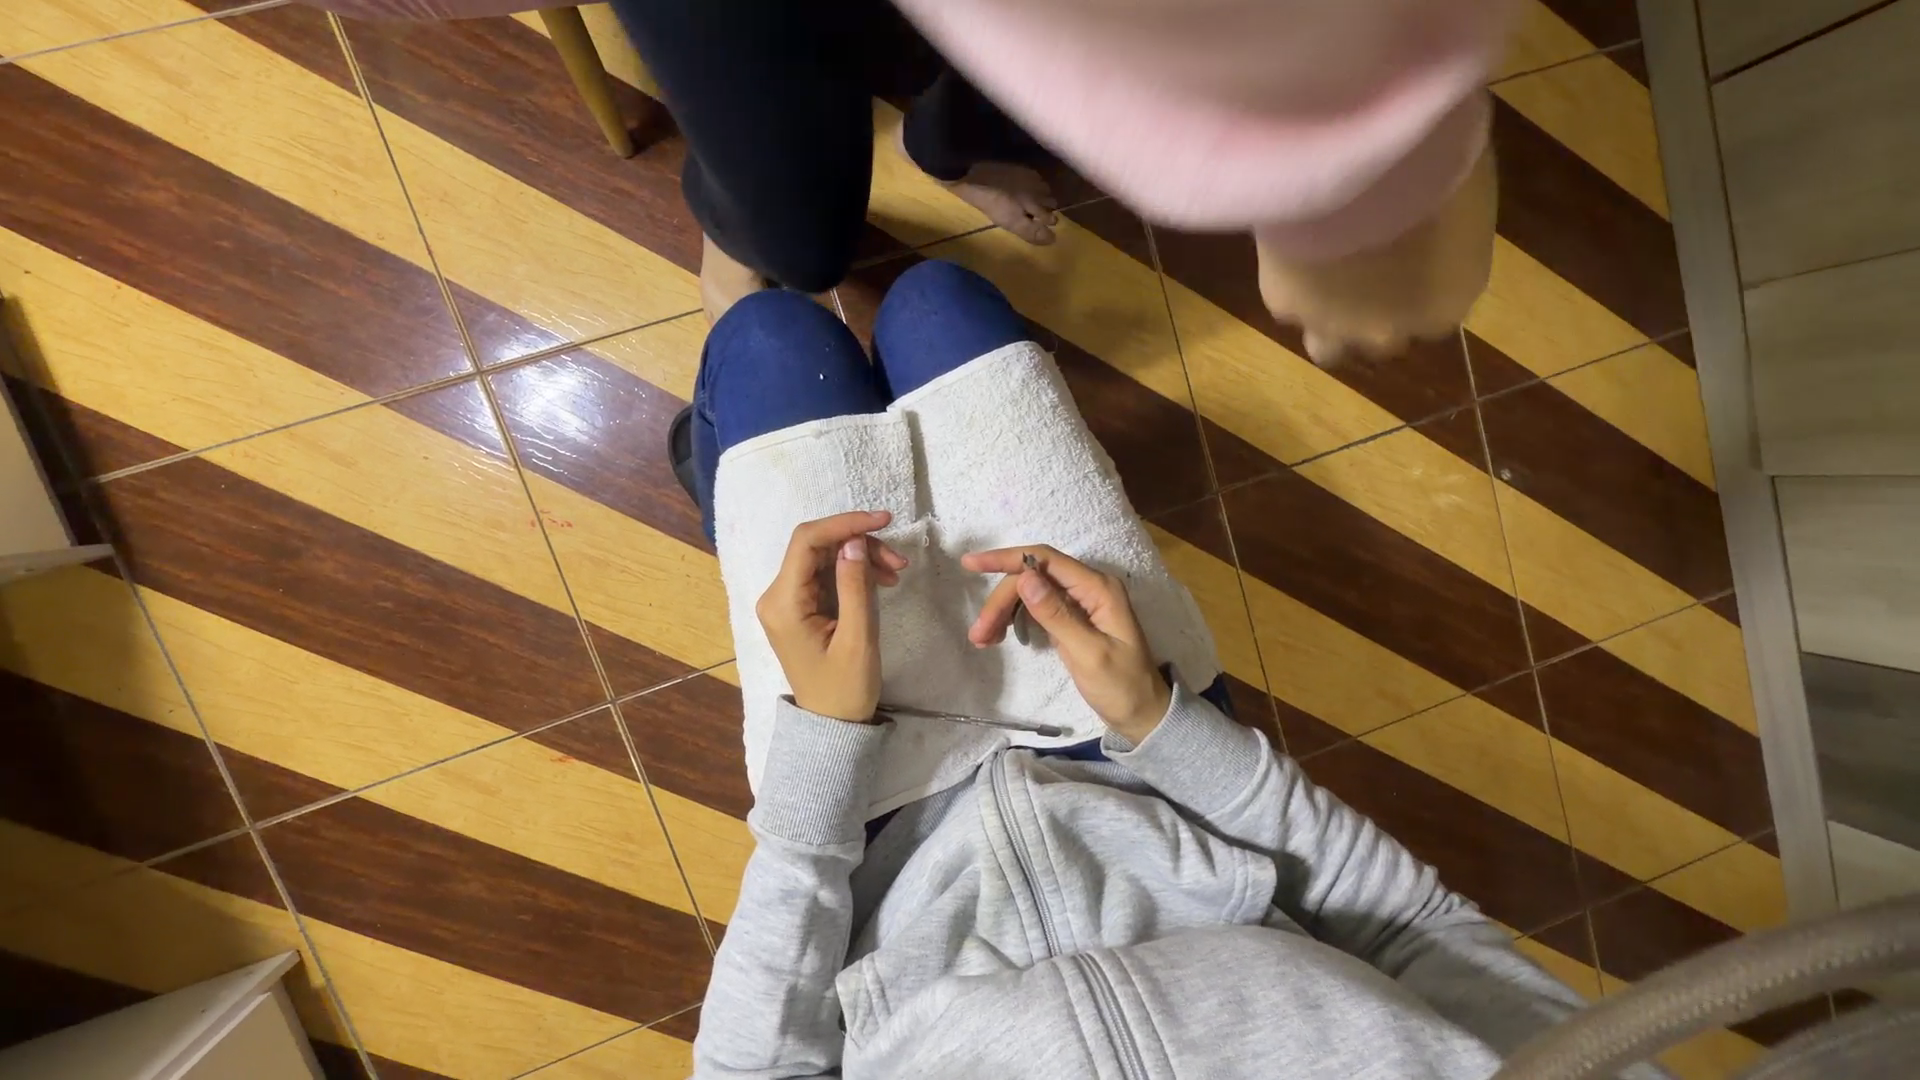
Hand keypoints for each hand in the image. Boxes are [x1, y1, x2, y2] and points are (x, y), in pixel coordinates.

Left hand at [757, 511, 908, 722]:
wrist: (833, 726)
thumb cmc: (845, 689)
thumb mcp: (858, 638)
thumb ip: (855, 586)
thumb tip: (854, 541)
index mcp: (783, 603)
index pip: (807, 542)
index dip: (845, 523)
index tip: (883, 521)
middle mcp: (777, 595)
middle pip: (817, 546)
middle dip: (860, 543)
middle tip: (899, 562)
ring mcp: (788, 600)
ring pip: (826, 557)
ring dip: (862, 557)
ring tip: (896, 573)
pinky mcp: (802, 606)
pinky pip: (828, 575)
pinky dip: (855, 572)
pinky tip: (882, 582)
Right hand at [963, 545, 1170, 741]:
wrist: (1142, 715)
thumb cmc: (1121, 686)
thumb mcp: (1089, 654)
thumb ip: (1056, 615)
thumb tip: (1025, 578)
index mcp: (1098, 588)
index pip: (1045, 559)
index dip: (1006, 559)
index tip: (971, 564)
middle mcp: (1088, 587)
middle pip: (1032, 577)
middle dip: (1001, 600)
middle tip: (979, 634)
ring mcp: (1078, 602)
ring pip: (1029, 592)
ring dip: (1002, 610)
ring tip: (982, 640)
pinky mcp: (1069, 618)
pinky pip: (1034, 607)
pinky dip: (1013, 618)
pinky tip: (999, 635)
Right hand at [1258, 142, 1494, 365]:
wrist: (1358, 166)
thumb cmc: (1436, 170)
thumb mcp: (1465, 207)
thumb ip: (1448, 245)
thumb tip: (1434, 240)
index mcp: (1445, 305)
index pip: (1435, 320)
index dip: (1420, 295)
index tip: (1414, 265)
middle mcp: (1388, 330)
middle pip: (1381, 343)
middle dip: (1375, 316)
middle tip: (1368, 275)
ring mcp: (1332, 326)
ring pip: (1327, 348)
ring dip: (1329, 324)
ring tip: (1324, 284)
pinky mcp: (1285, 306)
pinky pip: (1289, 306)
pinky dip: (1292, 286)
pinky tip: (1295, 253)